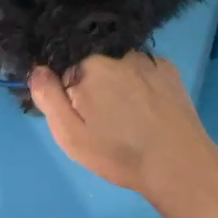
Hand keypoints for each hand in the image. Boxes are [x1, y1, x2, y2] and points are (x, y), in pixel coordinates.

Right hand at [27, 52, 215, 197]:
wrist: (179, 166)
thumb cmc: (118, 153)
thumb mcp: (70, 134)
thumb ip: (48, 97)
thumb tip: (37, 69)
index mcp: (90, 65)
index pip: (61, 65)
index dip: (61, 86)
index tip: (70, 110)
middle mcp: (118, 52)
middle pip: (90, 61)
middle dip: (87, 83)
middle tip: (97, 118)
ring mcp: (147, 58)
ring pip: (116, 63)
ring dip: (113, 80)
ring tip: (122, 113)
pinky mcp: (168, 69)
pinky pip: (140, 67)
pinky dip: (135, 81)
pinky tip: (142, 106)